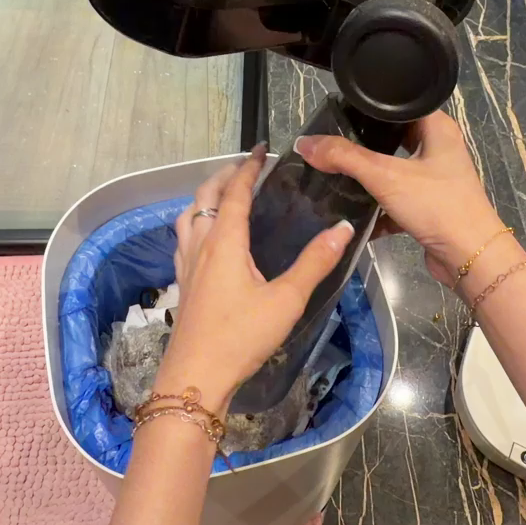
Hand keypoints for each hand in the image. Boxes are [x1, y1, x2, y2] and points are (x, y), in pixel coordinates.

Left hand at [158, 147, 353, 410]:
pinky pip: (184, 237)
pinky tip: (206, 238)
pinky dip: (195, 221)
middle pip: (205, 196)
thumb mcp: (286, 300)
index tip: (261, 149)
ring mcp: (186, 264)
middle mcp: (200, 244)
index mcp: (224, 241)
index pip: (234, 192)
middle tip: (246, 167)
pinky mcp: (182, 283)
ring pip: (188, 215)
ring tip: (223, 194)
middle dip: (224, 175)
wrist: (196, 376)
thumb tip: (343, 228)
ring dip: (205, 196)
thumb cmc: (241, 336)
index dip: (248, 167)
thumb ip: (315, 262)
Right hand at [294, 111, 504, 284]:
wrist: (469, 257)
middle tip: (327, 146)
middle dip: (359, 146)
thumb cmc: (436, 205)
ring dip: (365, 178)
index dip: (366, 108)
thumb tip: (304, 143)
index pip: (396, 106)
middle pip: (390, 139)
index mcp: (436, 127)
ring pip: (390, 171)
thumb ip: (344, 158)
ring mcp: (433, 178)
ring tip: (331, 175)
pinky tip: (349, 211)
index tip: (333, 114)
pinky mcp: (427, 206)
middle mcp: (437, 147)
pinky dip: (375, 206)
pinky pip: (393, 199)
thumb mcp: (386, 176)